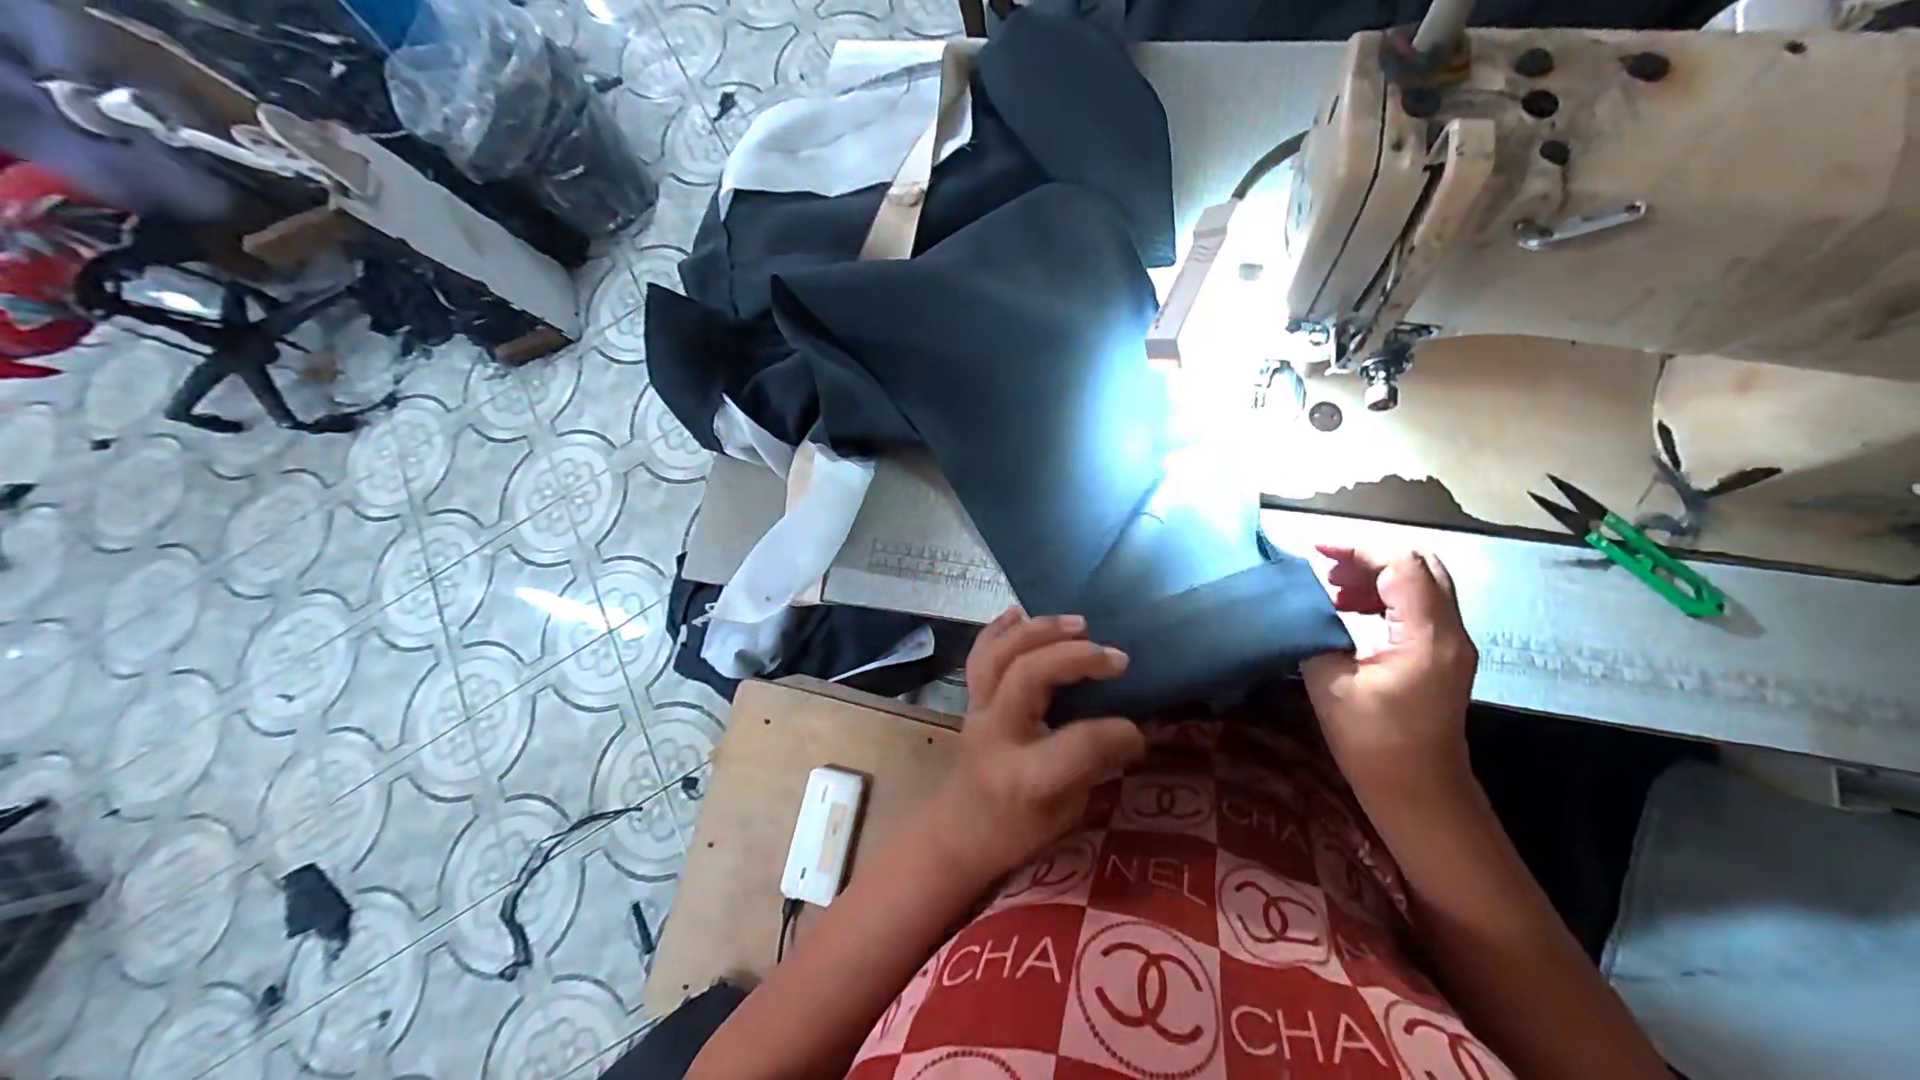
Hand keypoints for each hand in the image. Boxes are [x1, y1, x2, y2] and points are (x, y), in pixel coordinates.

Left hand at [922, 609, 1146, 884]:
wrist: (956, 832)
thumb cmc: (1016, 831)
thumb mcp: (1067, 812)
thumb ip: (1095, 765)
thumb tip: (1132, 729)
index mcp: (1026, 776)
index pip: (1077, 742)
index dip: (1117, 732)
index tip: (1138, 731)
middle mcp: (997, 735)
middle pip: (1027, 677)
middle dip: (1073, 657)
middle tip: (1115, 655)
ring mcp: (977, 712)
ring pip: (999, 656)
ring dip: (1039, 631)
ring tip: (1079, 624)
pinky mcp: (970, 700)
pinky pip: (979, 656)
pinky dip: (999, 630)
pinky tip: (1021, 612)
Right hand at [1301, 546, 1478, 794]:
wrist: (1419, 792)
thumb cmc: (1372, 742)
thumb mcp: (1330, 684)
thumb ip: (1316, 634)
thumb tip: (1302, 607)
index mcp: (1426, 635)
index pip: (1402, 564)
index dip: (1358, 548)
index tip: (1315, 552)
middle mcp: (1450, 631)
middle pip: (1421, 564)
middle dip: (1370, 556)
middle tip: (1324, 568)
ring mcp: (1452, 643)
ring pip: (1422, 583)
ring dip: (1376, 576)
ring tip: (1331, 589)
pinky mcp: (1442, 655)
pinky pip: (1419, 606)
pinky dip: (1385, 596)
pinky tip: (1349, 611)